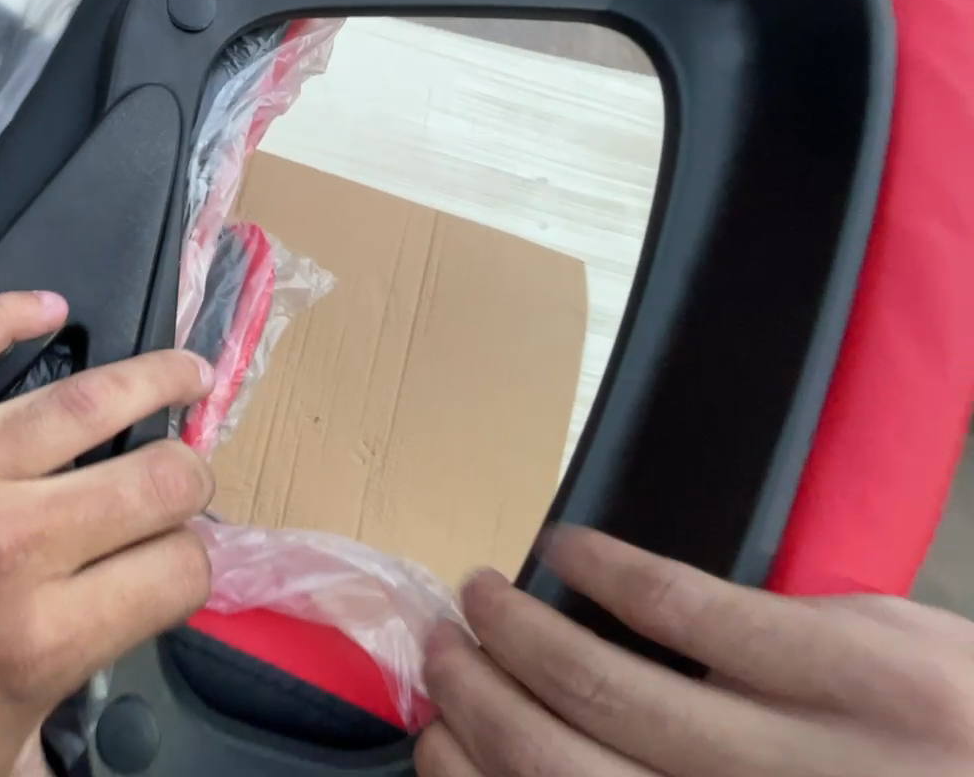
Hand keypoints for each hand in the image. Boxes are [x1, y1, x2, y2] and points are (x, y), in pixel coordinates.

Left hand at [0, 291, 217, 776]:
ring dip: (150, 379)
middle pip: (155, 480)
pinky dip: (6, 317)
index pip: (178, 567)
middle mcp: (6, 543)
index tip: (177, 551)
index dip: (192, 559)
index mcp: (45, 636)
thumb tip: (150, 596)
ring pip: (81, 403)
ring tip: (182, 368)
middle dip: (189, 472)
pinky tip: (49, 307)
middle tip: (186, 465)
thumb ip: (94, 672)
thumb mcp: (15, 745)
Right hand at [417, 526, 973, 775]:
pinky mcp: (871, 672)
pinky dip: (594, 566)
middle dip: (467, 688)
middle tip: (440, 646)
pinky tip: (564, 550)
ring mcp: (826, 762)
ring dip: (508, 623)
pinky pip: (676, 601)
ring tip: (480, 593)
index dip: (462, 769)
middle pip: (544, 751)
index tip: (433, 731)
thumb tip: (516, 748)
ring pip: (593, 675)